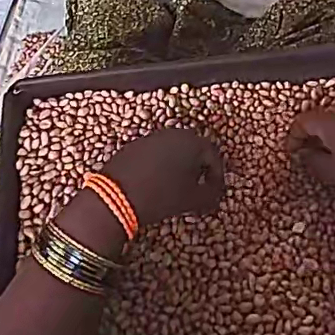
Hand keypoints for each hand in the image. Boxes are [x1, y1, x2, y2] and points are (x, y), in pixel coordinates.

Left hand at [101, 127, 224, 223]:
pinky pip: (156, 153)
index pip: (214, 156)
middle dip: (200, 168)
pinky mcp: (135, 145)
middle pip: (194, 149)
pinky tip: (157, 183)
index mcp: (192, 142)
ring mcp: (152, 138)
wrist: (116, 196)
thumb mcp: (192, 200)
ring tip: (178, 188)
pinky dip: (161, 165)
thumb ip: (211, 195)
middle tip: (200, 188)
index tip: (215, 192)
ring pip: (174, 150)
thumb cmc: (161, 196)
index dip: (217, 176)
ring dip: (180, 166)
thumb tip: (215, 194)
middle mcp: (173, 134)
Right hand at [289, 109, 334, 201]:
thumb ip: (312, 160)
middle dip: (308, 135)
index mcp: (330, 121)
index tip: (291, 153)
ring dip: (323, 137)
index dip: (293, 136)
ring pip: (334, 123)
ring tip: (320, 158)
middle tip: (303, 155)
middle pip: (318, 119)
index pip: (302, 120)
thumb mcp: (332, 171)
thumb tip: (302, 154)